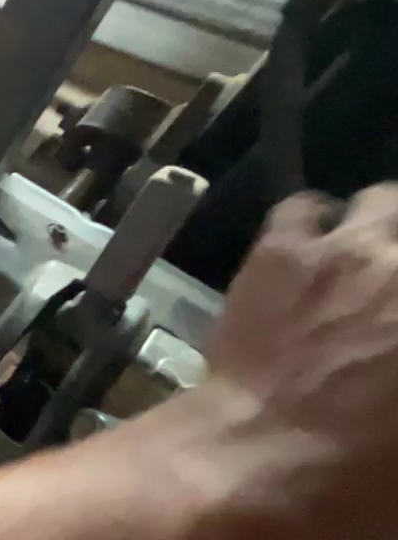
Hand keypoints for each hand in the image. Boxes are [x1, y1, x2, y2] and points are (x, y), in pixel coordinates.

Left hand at [188, 185, 397, 537]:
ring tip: (377, 239)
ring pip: (383, 202)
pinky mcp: (282, 248)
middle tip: (396, 266)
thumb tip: (390, 330)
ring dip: (384, 220)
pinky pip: (303, 206)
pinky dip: (316, 214)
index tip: (397, 307)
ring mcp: (353, 251)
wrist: (277, 443)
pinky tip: (318, 232)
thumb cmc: (386, 462)